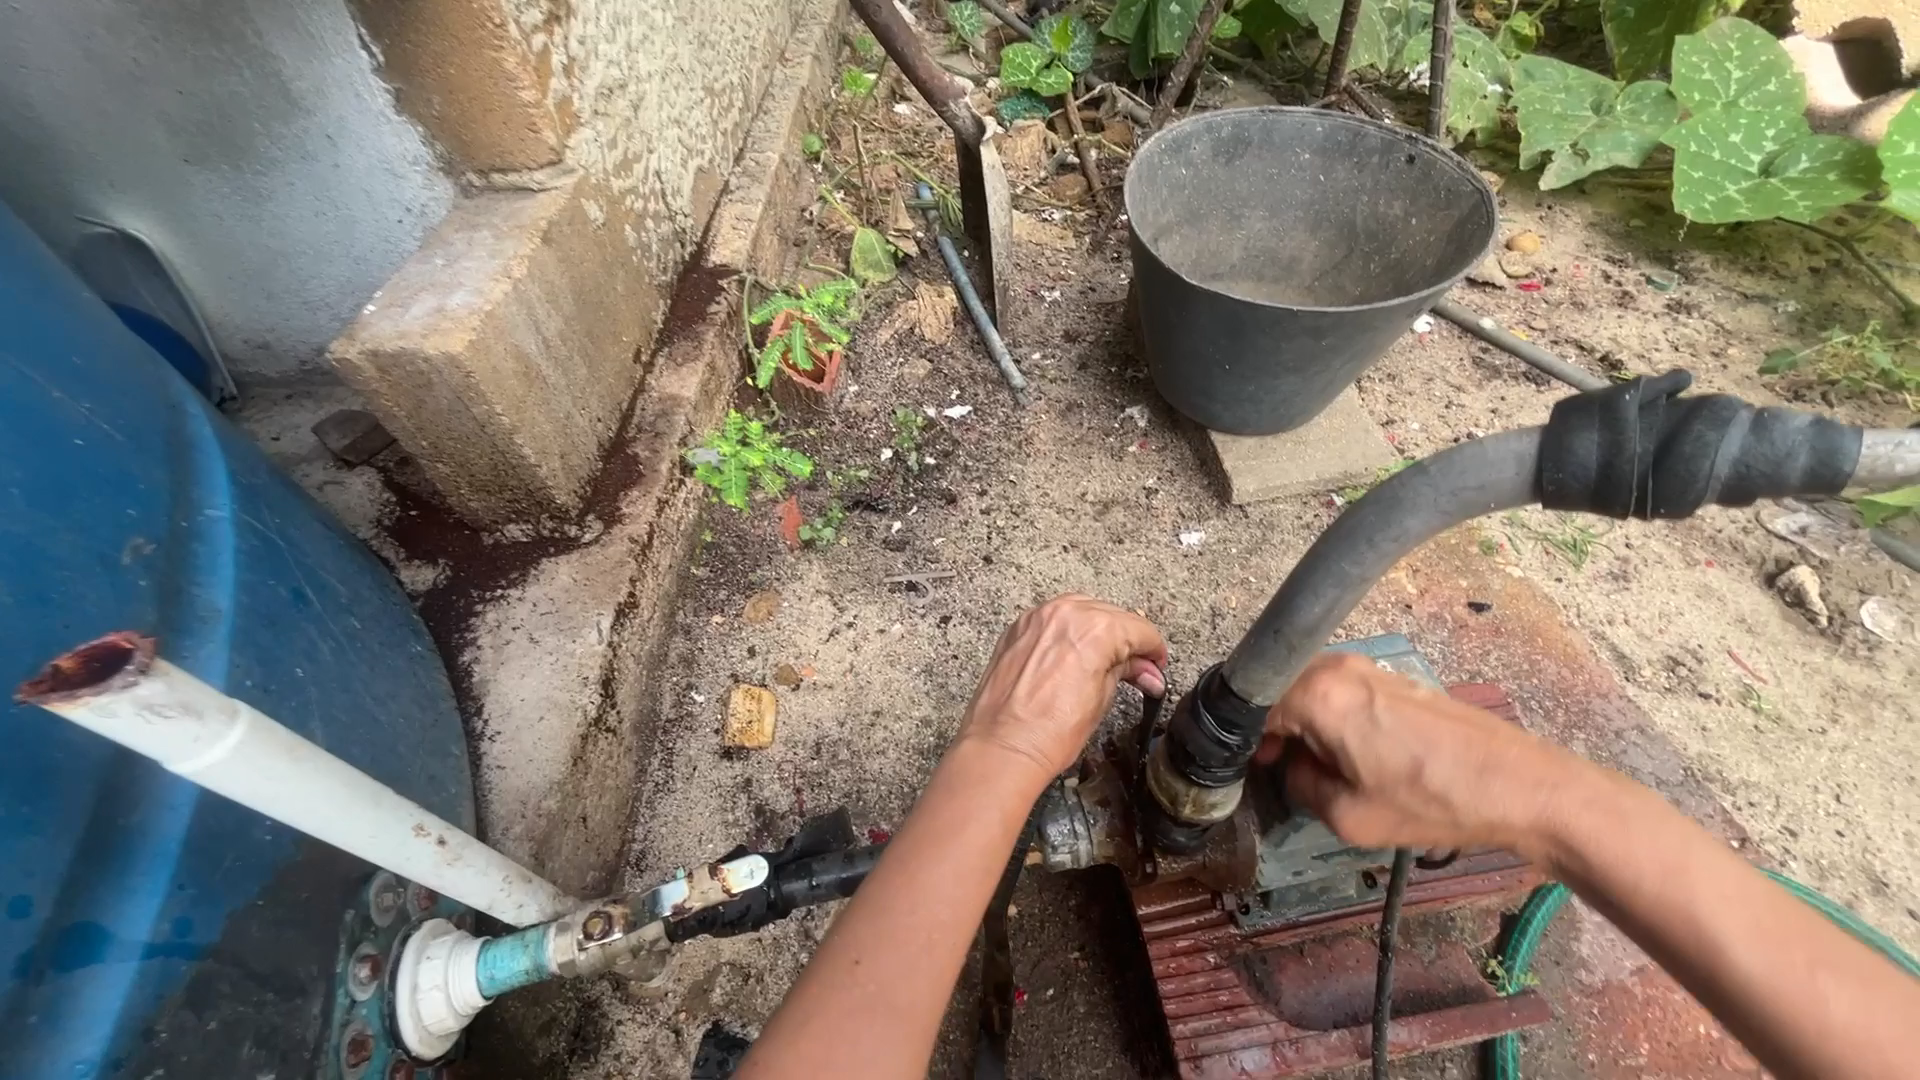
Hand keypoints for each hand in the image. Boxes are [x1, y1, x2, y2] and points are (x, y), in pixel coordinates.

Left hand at [956, 595, 1166, 784]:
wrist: (1003, 746)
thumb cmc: (1048, 732)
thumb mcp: (1103, 698)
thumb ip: (1125, 672)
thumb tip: (1145, 670)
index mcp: (1093, 629)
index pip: (1138, 629)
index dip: (1154, 649)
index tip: (1157, 663)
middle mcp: (1064, 614)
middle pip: (1111, 615)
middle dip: (1128, 640)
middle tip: (1138, 668)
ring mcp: (1037, 618)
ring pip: (1082, 610)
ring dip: (1099, 628)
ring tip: (1107, 658)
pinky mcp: (1018, 628)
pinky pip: (1053, 618)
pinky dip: (1068, 630)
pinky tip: (1075, 651)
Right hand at [1257, 652, 1588, 859]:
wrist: (1522, 786)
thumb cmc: (1433, 801)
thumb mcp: (1348, 816)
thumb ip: (1301, 786)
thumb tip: (1295, 767)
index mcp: (1317, 695)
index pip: (1254, 710)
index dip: (1247, 742)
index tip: (1253, 768)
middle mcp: (1335, 666)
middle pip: (1279, 693)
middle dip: (1275, 729)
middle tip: (1283, 769)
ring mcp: (1366, 665)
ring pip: (1309, 691)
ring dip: (1305, 722)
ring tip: (1321, 764)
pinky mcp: (1390, 674)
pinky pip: (1338, 690)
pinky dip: (1331, 716)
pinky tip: (1353, 752)